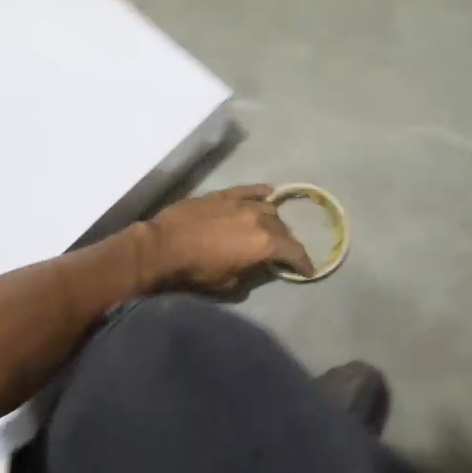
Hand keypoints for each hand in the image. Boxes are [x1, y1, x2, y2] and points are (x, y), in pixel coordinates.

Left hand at [143, 185, 313, 292]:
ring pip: (268, 209)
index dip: (303, 263)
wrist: (163, 247)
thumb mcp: (228, 282)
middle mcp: (259, 219)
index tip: (307, 271)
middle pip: (282, 229)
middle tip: (283, 253)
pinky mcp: (224, 195)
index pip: (294, 251)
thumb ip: (249, 272)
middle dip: (286, 243)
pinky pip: (249, 190)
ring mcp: (241, 203)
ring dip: (273, 221)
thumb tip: (253, 266)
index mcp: (265, 244)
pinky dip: (261, 192)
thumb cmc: (196, 271)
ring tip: (270, 228)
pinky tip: (268, 192)